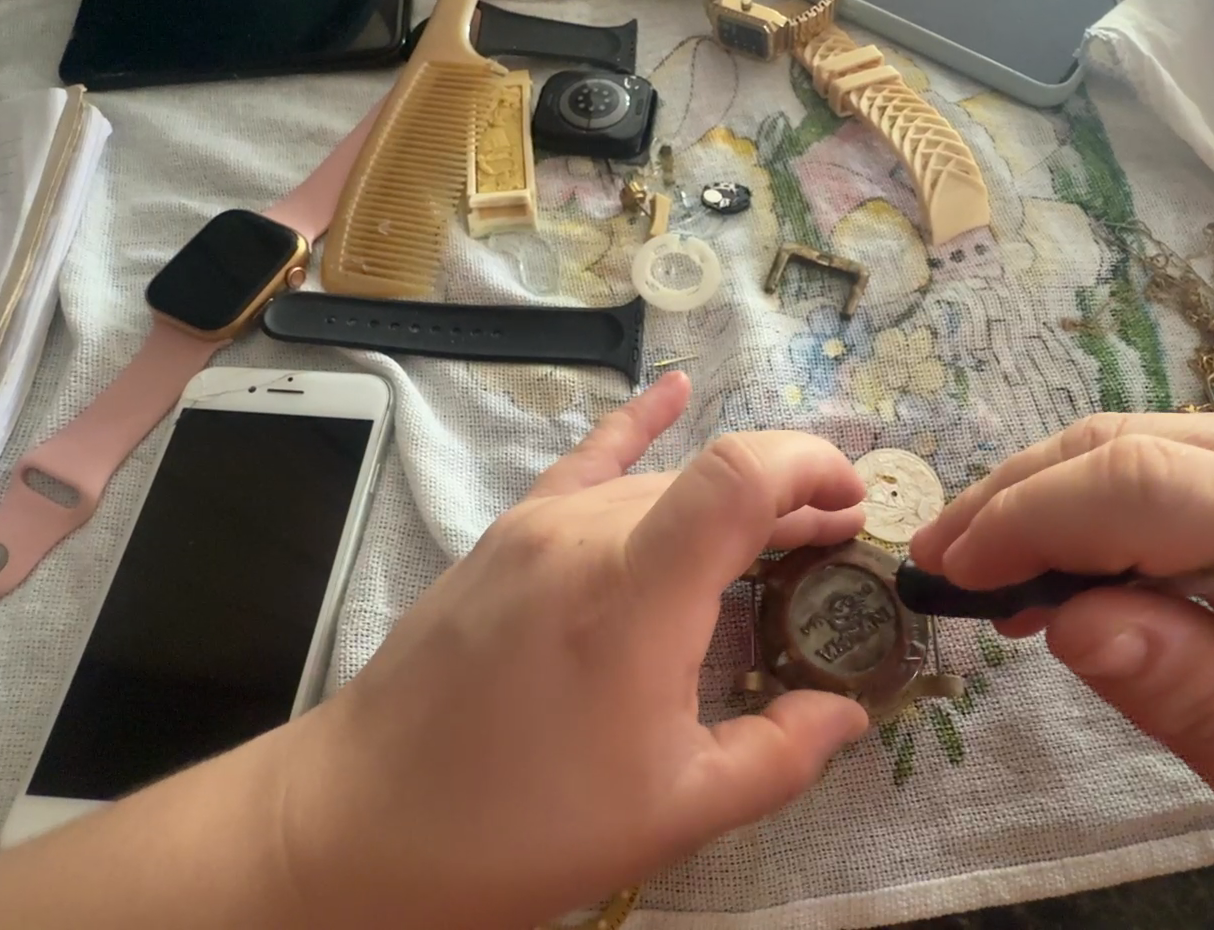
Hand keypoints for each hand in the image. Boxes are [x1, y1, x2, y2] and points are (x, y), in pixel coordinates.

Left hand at [277, 372, 870, 927]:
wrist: (361, 820)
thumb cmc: (523, 824)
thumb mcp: (675, 810)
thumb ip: (780, 755)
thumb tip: (847, 712)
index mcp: (637, 591)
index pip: (741, 475)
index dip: (811, 466)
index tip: (852, 502)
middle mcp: (588, 532)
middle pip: (709, 477)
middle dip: (787, 498)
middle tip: (833, 537)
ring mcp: (539, 524)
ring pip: (660, 483)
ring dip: (728, 499)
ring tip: (774, 529)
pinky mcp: (508, 533)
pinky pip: (586, 463)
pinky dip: (636, 425)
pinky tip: (670, 389)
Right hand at [909, 410, 1213, 889]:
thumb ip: (1201, 704)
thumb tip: (1068, 622)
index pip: (1145, 490)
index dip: (1027, 517)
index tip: (955, 571)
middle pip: (1125, 442)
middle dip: (1011, 495)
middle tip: (943, 557)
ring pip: (1138, 432)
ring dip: (1044, 489)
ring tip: (993, 558)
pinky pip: (1173, 445)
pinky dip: (1097, 489)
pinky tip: (1075, 543)